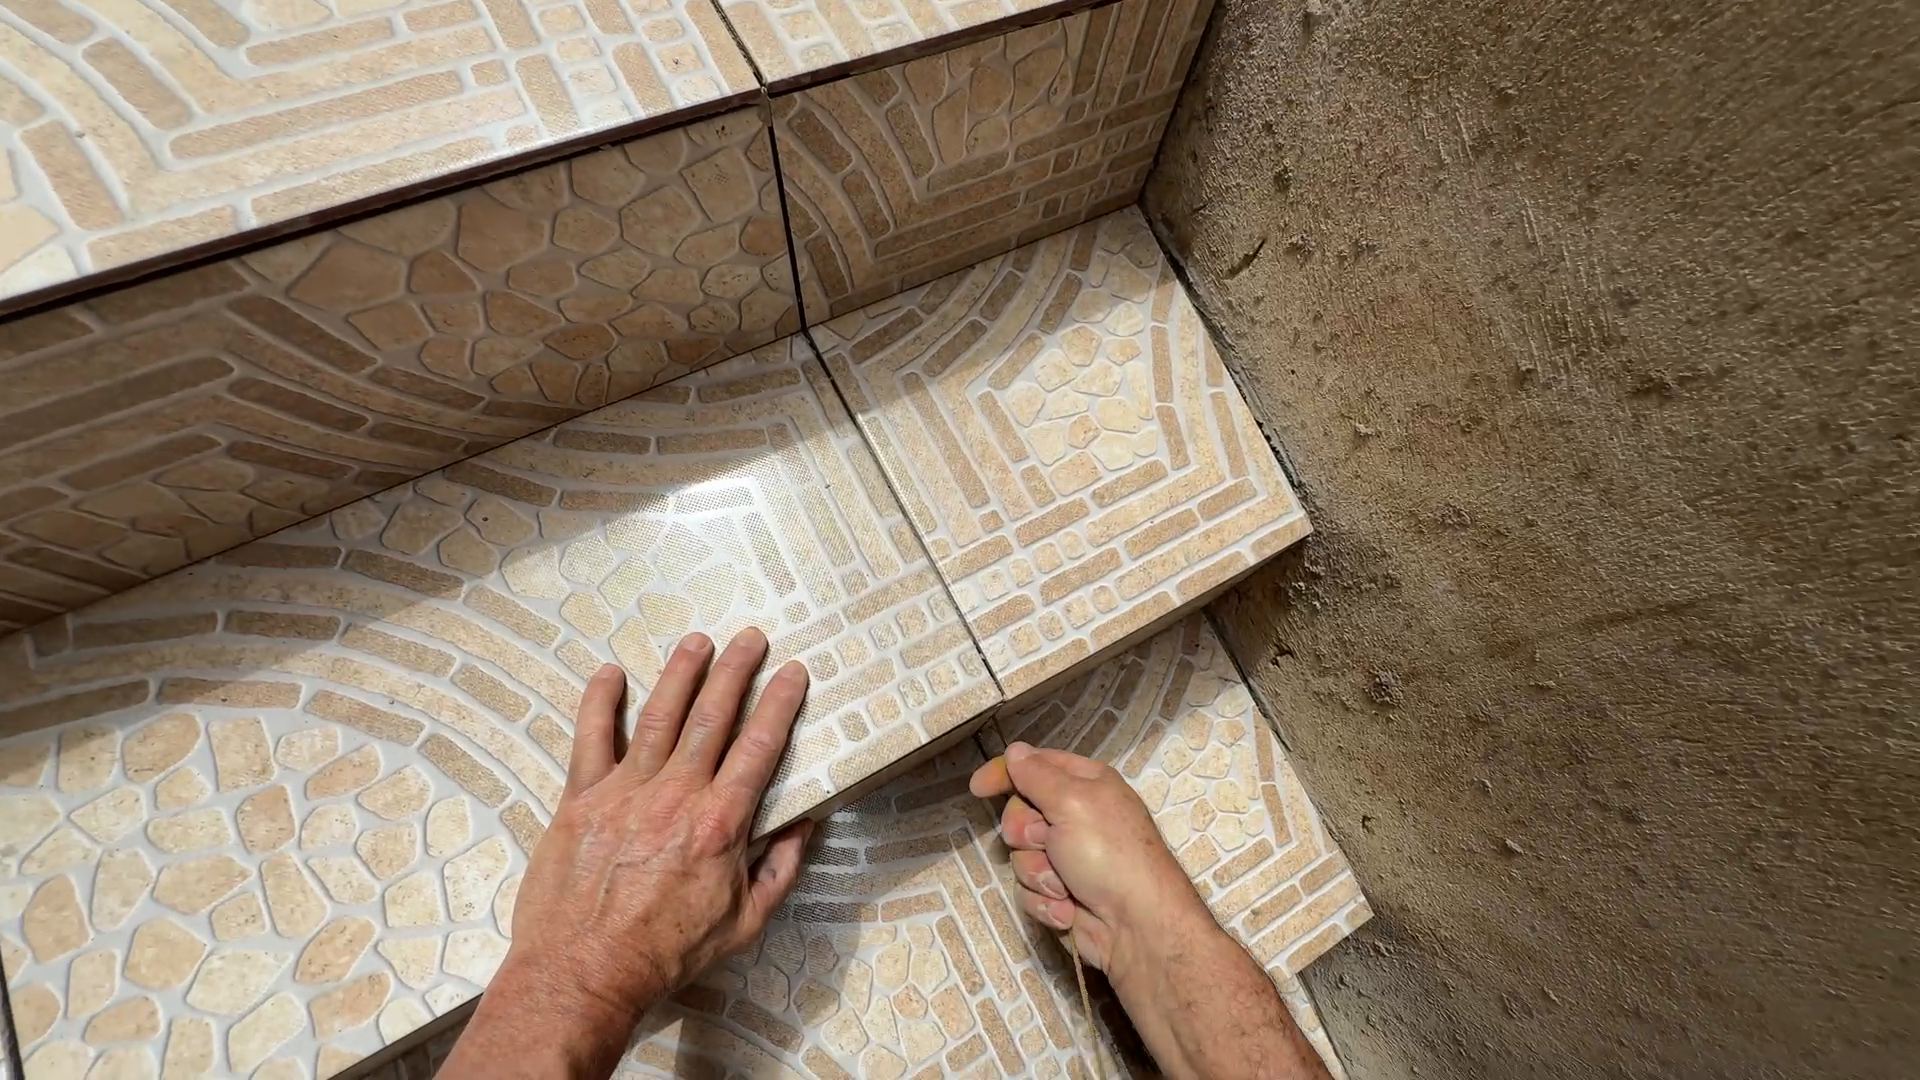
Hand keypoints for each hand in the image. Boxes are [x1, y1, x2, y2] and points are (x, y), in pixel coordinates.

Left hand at [444, 630, 812, 1077]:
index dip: (780, 703)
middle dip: (736, 671)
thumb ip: (782, 868)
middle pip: (713, 717)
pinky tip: (610, 673)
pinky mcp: (581, 800)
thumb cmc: (668, 951)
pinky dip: (598, 703)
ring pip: (659, 717)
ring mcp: (625, 792)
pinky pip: (589, 741)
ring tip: (698, 641)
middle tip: (750, 637)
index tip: (793, 671)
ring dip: (681, 674)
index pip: (760, 746)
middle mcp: (676, 795)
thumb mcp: (746, 921)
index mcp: (720, 823)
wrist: (581, 976)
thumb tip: (806, 822)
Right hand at [972, 742, 1329, 1079]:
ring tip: (1065, 885)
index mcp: (1085, 783)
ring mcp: (1068, 857)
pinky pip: (1029, 889)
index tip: (978, 788)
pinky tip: (1069, 909)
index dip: (1004, 773)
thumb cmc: (1109, 853)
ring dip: (1038, 872)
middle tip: (1044, 841)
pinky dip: (1045, 901)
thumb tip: (1015, 750)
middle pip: (1020, 812)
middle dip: (1025, 832)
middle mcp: (1076, 815)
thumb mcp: (1072, 801)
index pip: (1034, 766)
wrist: (1137, 929)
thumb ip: (1036, 774)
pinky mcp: (1061, 894)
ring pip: (1021, 855)